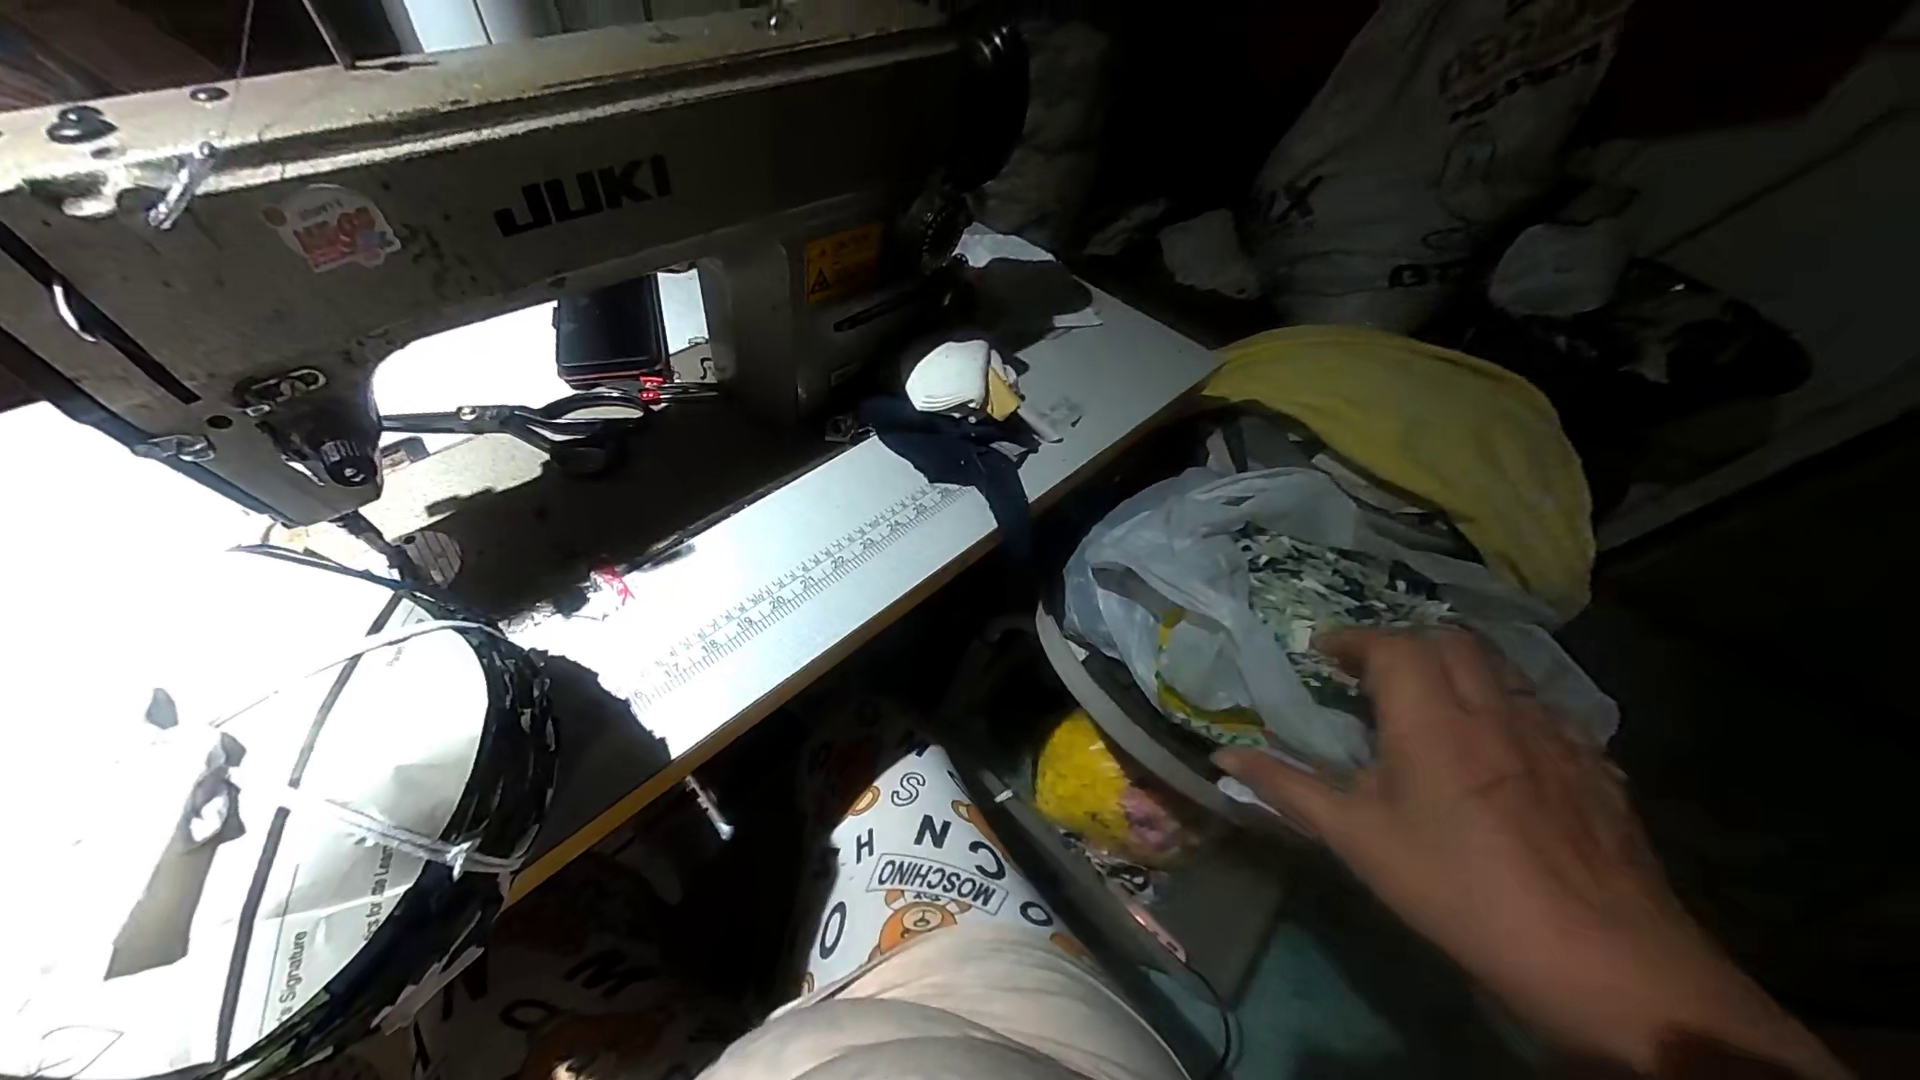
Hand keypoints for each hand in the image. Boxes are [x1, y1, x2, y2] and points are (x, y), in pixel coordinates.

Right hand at [1215, 627, 1844, 1077]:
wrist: (1607, 965)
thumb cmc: (1458, 888)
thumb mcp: (1357, 840)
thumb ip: (1286, 787)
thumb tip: (1222, 759)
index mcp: (1433, 721)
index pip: (1391, 646)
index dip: (1353, 639)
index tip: (1324, 651)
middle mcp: (1495, 711)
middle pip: (1451, 641)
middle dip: (1405, 642)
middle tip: (1373, 670)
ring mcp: (1554, 736)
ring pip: (1502, 667)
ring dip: (1458, 665)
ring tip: (1430, 697)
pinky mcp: (1596, 768)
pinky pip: (1543, 708)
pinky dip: (1506, 702)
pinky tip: (1498, 744)